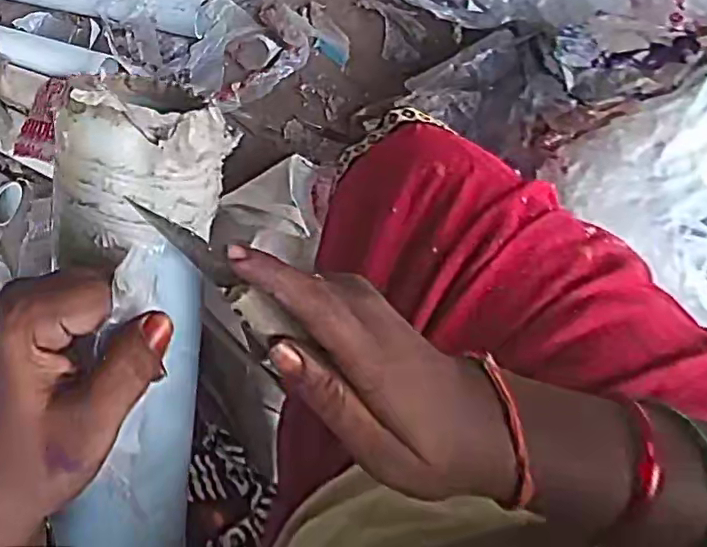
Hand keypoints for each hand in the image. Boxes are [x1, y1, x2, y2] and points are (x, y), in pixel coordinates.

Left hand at [0, 270, 171, 546]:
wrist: (11, 480)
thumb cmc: (37, 459)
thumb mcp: (92, 424)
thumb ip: (128, 369)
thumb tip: (159, 322)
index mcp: (23, 317)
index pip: (100, 291)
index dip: (124, 327)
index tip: (126, 362)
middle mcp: (20, 296)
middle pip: (98, 282)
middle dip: (121, 322)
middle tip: (111, 372)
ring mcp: (26, 297)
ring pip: (97, 285)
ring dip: (114, 323)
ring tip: (102, 369)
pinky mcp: (36, 304)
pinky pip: (87, 294)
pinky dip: (103, 323)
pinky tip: (94, 358)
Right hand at [228, 246, 520, 504]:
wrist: (486, 426)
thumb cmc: (429, 447)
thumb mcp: (379, 449)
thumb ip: (326, 396)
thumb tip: (277, 348)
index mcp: (369, 352)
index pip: (312, 300)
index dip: (269, 275)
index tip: (231, 257)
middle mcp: (367, 313)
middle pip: (304, 283)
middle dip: (258, 274)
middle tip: (220, 276)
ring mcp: (368, 299)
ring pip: (308, 280)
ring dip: (271, 279)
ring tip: (241, 290)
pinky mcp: (363, 296)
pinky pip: (317, 283)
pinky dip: (289, 285)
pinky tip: (276, 301)